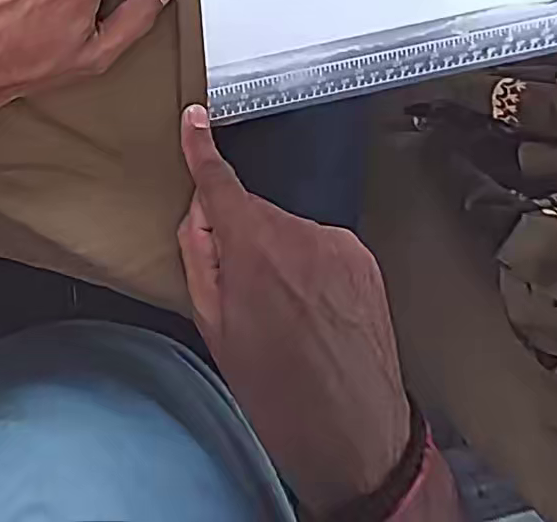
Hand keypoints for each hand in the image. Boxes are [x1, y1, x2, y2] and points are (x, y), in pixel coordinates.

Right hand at [176, 105, 413, 515]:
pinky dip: (307, 262)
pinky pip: (317, 241)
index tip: (194, 117)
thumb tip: (199, 210)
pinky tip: (315, 306)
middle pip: (251, 209)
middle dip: (240, 234)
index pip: (219, 181)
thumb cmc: (274, 389)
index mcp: (253, 248)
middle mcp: (299, 233)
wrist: (357, 438)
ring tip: (287, 308)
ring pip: (285, 226)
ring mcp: (336, 242)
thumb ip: (199, 254)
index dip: (200, 147)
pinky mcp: (361, 256)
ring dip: (277, 252)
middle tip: (245, 289)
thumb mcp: (212, 324)